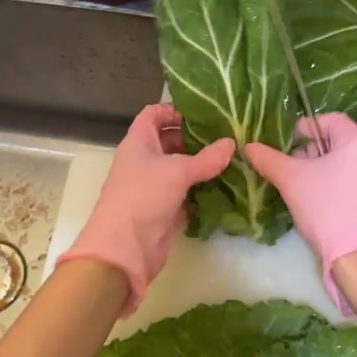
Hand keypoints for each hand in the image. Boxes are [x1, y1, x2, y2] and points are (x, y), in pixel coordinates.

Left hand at [59, 103, 232, 312]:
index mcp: (138, 142)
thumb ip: (207, 158)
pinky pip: (184, 192)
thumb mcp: (178, 171)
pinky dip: (200, 189)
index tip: (202, 112)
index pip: (152, 114)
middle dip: (194, 137)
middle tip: (225, 135)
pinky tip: (224, 184)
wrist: (125, 247)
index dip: (173, 109)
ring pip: (179, 168)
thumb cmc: (144, 197)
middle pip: (168, 140)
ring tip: (231, 158)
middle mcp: (143, 160)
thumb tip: (231, 144)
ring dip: (200, 164)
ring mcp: (153, 186)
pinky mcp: (163, 208)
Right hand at [244, 113, 356, 312]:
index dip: (304, 127)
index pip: (330, 119)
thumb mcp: (291, 181)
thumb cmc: (326, 209)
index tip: (286, 144)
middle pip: (339, 142)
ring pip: (348, 165)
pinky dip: (339, 187)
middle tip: (291, 168)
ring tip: (303, 188)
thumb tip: (248, 147)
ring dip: (324, 170)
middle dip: (311, 152)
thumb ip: (268, 159)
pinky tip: (323, 205)